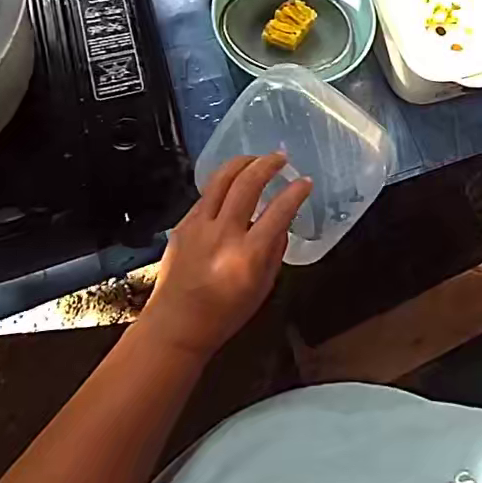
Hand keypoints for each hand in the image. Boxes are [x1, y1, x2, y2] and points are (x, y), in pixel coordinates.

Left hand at [135, 154, 310, 356]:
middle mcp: (222, 235)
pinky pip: (206, 195)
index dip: (296, 193)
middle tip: (281, 158)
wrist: (176, 325)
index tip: (306, 182)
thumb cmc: (225, 313)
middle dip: (268, 165)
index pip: (278, 212)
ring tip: (257, 159)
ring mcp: (198, 226)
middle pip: (247, 184)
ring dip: (242, 163)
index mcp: (247, 256)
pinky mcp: (183, 224)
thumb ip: (275, 250)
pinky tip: (232, 185)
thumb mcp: (263, 287)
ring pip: (221, 180)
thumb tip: (282, 220)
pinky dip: (223, 184)